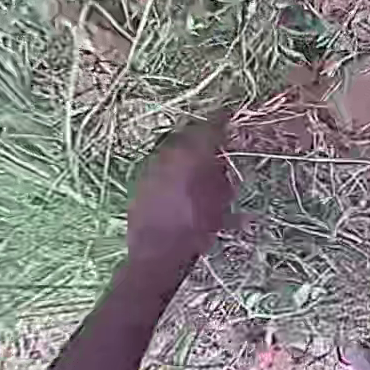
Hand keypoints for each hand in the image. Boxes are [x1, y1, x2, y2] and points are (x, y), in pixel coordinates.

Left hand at [126, 118, 231, 268]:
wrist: (157, 253)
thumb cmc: (197, 228)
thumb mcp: (220, 201)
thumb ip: (221, 175)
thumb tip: (221, 161)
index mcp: (192, 154)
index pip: (210, 127)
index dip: (222, 120)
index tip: (229, 116)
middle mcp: (169, 153)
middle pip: (188, 134)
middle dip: (203, 136)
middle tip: (215, 142)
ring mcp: (151, 166)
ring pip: (173, 148)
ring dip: (186, 151)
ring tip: (198, 164)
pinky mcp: (140, 180)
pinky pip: (161, 164)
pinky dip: (172, 167)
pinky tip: (180, 182)